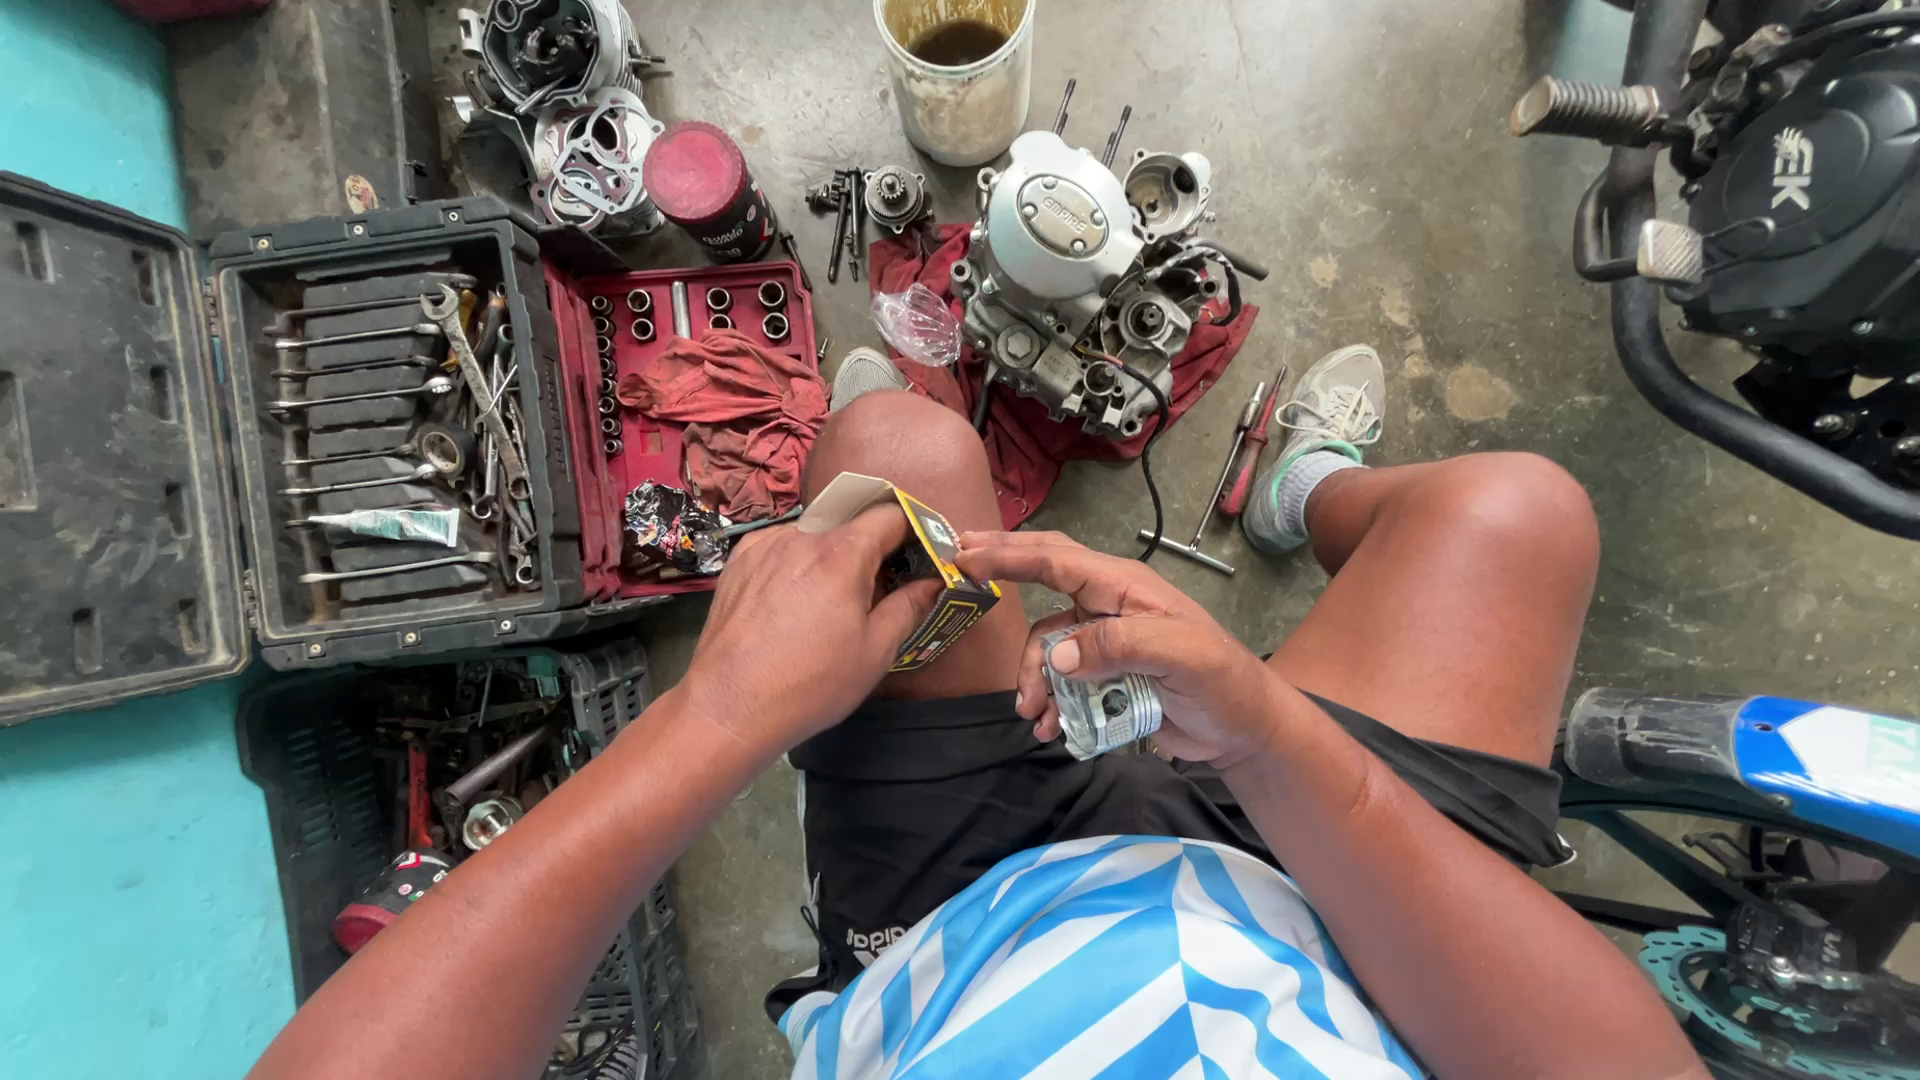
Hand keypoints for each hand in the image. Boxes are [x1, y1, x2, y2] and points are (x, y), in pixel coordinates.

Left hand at [676, 506, 941, 755]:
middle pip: (851, 524)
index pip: (890, 515)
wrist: (729, 708)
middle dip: (872, 550)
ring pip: (814, 535)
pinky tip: (792, 598)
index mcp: (842, 552)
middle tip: (876, 590)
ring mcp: (765, 546)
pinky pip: (780, 546)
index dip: (912, 532)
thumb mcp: (875, 651)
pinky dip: (796, 561)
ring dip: (832, 556)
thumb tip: (934, 582)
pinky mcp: (738, 561)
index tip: (919, 558)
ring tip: (828, 600)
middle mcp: (802, 535)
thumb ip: (909, 606)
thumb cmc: (812, 684)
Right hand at [955, 531, 1283, 766]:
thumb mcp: (1179, 657)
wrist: (1241, 729)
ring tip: (1032, 713)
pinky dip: (1049, 702)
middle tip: (960, 570)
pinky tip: (1051, 728)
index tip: (966, 553)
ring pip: (1047, 646)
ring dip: (1032, 677)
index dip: (1010, 555)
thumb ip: (1117, 646)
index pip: (1057, 560)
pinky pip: (1060, 680)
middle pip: (1045, 577)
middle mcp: (1106, 603)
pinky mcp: (1102, 673)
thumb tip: (1056, 657)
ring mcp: (1102, 639)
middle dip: (1004, 571)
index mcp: (1123, 586)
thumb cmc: (1221, 682)